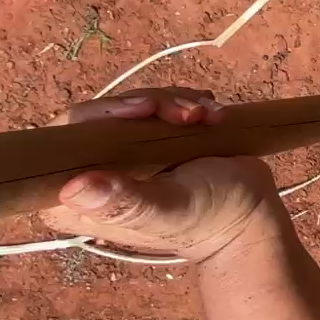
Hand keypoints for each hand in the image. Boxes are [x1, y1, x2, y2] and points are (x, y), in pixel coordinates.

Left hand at [39, 88, 289, 263]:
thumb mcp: (170, 211)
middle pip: (104, 114)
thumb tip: (74, 188)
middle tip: (193, 115)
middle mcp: (93, 170)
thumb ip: (125, 203)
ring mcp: (126, 152)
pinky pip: (162, 106)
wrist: (253, 212)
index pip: (66, 138)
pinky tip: (214, 115)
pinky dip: (190, 102)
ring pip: (136, 104)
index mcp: (76, 197)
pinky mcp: (156, 139)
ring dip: (178, 102)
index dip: (101, 116)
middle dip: (153, 104)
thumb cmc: (210, 217)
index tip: (145, 111)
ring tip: (212, 116)